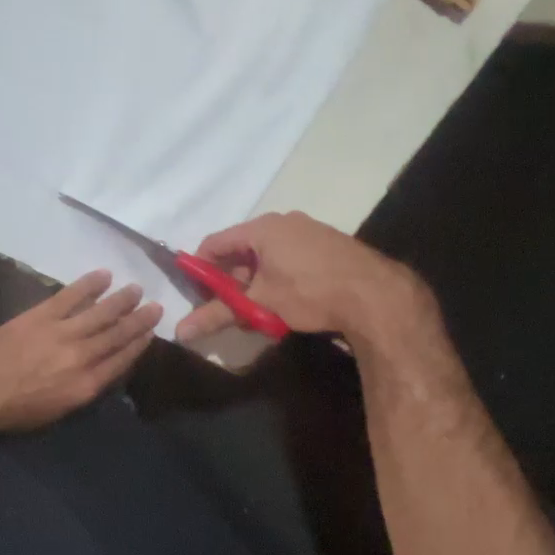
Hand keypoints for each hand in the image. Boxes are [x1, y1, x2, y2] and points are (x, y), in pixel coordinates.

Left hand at [0, 270, 161, 432]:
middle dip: (138, 320)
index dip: (138, 345)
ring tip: (135, 290)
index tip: (151, 333)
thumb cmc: (15, 412)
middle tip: (155, 307)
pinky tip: (103, 276)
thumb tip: (98, 373)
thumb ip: (82, 390)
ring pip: (100, 312)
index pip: (121, 361)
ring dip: (120, 300)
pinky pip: (71, 296)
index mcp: (87, 385)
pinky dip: (89, 284)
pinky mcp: (42, 316)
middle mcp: (82, 357)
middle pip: (117, 335)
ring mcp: (63, 333)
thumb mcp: (58, 411)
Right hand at [174, 212, 431, 344]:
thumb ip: (217, 315)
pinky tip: (283, 306)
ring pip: (266, 258)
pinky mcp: (326, 247)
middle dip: (230, 282)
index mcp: (262, 228)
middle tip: (227, 310)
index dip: (199, 269)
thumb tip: (180, 331)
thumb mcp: (258, 305)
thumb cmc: (309, 292)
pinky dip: (276, 281)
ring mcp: (308, 232)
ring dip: (254, 285)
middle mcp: (284, 222)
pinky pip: (288, 260)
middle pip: (241, 251)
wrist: (373, 295)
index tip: (195, 295)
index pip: (215, 243)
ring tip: (256, 313)